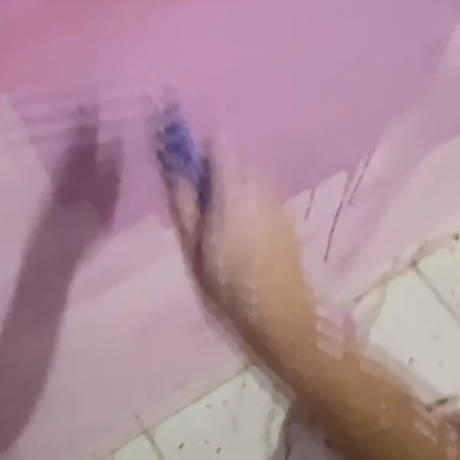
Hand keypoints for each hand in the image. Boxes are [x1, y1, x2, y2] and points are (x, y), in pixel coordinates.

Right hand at [162, 150, 321, 362]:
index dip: (200, 147)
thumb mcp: (192, 247)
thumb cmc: (229, 285)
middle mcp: (259, 186)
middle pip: (234, 158)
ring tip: (216, 218)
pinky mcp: (287, 217)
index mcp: (232, 189)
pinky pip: (261, 195)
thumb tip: (172, 168)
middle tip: (195, 200)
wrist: (283, 317)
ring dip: (231, 185)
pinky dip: (248, 200)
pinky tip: (240, 232)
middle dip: (214, 169)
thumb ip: (183, 202)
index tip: (183, 163)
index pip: (220, 142)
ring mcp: (277, 201)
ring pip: (249, 176)